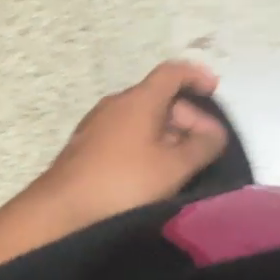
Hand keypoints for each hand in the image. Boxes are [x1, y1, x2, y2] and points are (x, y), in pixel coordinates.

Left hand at [30, 61, 229, 224]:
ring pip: (142, 116)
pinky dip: (147, 142)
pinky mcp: (88, 143)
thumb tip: (216, 132)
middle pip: (159, 96)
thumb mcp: (174, 167)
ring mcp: (98, 122)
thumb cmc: (124, 182)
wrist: (63, 208)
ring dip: (168, 133)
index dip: (197, 76)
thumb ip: (202, 146)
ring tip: (184, 163)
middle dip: (188, 115)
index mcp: (139, 99)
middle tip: (206, 146)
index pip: (172, 72)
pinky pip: (126, 132)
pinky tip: (153, 172)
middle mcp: (117, 102)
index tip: (215, 90)